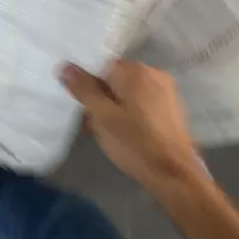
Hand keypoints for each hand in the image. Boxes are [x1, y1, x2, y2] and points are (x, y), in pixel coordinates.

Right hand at [60, 61, 210, 199]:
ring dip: (112, 105)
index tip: (78, 102)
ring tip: (105, 130)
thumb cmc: (135, 143)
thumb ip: (83, 89)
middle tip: (90, 121)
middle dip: (99, 96)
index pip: (100, 65)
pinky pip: (140, 101)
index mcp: (135, 71)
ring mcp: (165, 89)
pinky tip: (123, 131)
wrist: (173, 173)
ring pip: (126, 91)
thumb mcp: (102, 116)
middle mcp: (153, 73)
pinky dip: (128, 111)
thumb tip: (65, 66)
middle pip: (114, 78)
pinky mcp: (170, 106)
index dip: (85, 82)